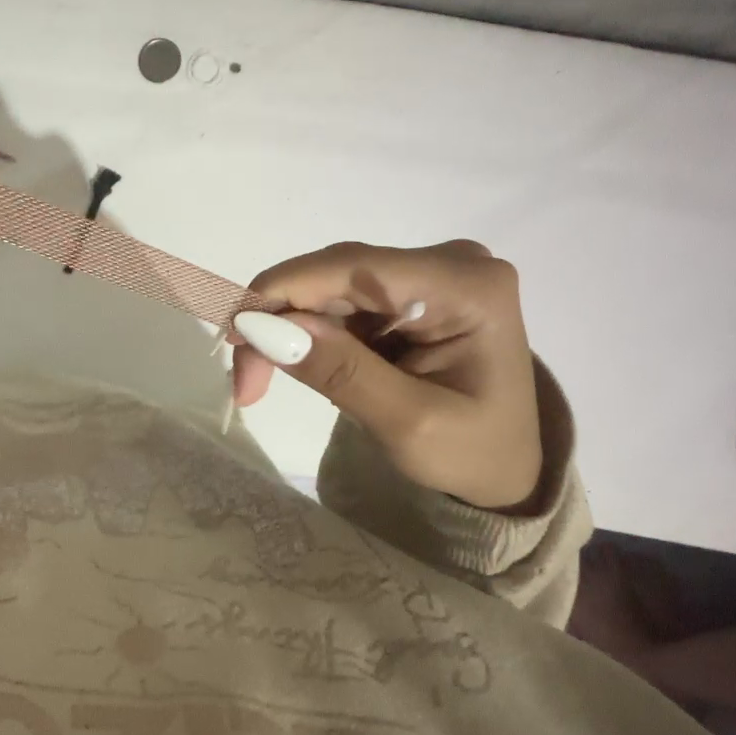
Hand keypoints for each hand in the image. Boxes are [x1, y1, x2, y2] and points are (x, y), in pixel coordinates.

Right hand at [231, 240, 543, 511]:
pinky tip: (299, 368)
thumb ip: (341, 372)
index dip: (281, 292)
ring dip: (284, 333)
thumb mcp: (407, 423)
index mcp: (467, 286)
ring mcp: (427, 278)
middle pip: (333, 277)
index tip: (231, 336)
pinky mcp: (407, 297)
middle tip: (243, 384)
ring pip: (326, 291)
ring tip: (257, 383)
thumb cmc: (470, 453)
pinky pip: (337, 306)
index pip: (352, 267)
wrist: (503, 470)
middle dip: (276, 323)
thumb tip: (267, 329)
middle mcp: (448, 264)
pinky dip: (305, 338)